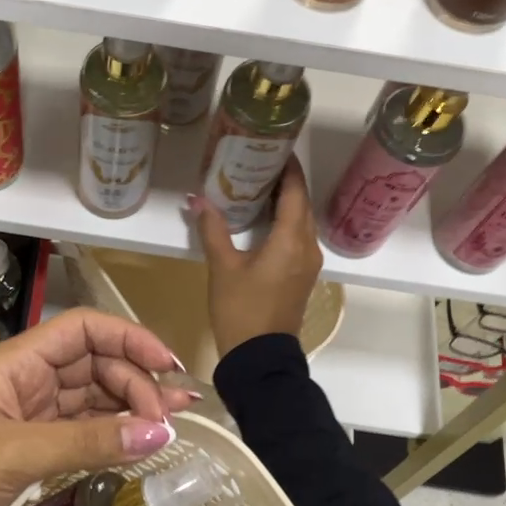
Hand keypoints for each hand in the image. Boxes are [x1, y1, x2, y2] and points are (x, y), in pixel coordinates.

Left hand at [0, 308, 196, 505]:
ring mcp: (32, 419)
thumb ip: (87, 442)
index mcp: (16, 363)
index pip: (84, 331)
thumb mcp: (14, 453)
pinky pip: (83, 435)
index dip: (129, 339)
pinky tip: (141, 445)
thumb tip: (160, 434)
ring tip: (173, 427)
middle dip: (137, 382)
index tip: (168, 366)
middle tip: (171, 420)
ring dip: (132, 409)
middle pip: (96, 365)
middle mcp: (28, 383)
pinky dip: (112, 438)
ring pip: (94, 401)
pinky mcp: (33, 454)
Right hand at [190, 158, 323, 358]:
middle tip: (259, 162)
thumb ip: (213, 230)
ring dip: (285, 203)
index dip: (288, 167)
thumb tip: (197, 200)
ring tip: (257, 185)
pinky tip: (262, 220)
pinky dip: (284, 223)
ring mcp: (308, 264)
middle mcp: (307, 247)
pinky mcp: (302, 277)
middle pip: (301, 204)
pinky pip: (297, 239)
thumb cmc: (241, 310)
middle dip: (285, 182)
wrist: (259, 359)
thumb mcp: (222, 267)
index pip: (295, 191)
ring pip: (300, 222)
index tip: (274, 147)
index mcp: (291, 240)